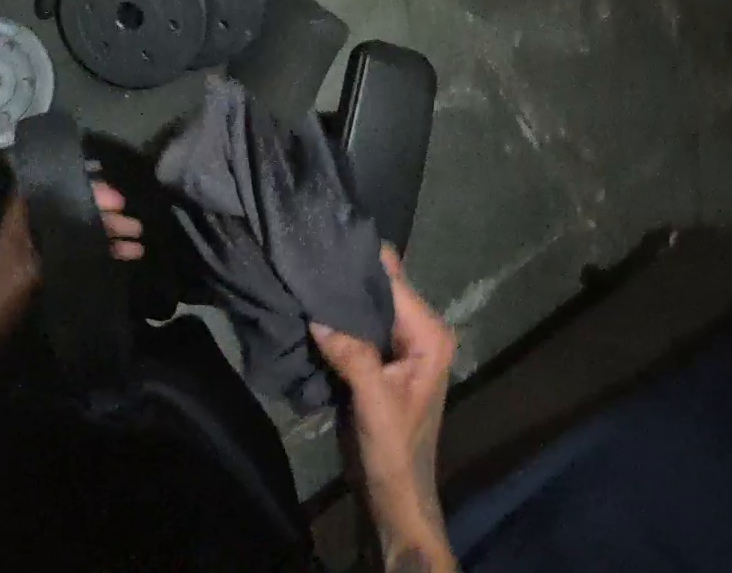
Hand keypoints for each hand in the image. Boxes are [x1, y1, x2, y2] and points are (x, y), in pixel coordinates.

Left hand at [0, 184, 140, 374]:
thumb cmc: (6, 294)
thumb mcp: (34, 264)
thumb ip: (61, 240)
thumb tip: (98, 215)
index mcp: (23, 218)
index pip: (55, 187)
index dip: (84, 186)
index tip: (112, 197)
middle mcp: (34, 227)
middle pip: (73, 208)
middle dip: (102, 211)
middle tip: (130, 219)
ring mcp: (44, 249)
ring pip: (80, 230)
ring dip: (107, 231)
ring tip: (137, 237)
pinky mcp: (52, 270)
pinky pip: (82, 252)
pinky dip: (103, 251)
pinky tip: (128, 255)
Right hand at [312, 246, 457, 566]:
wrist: (393, 489)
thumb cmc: (395, 446)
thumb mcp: (375, 400)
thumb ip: (352, 354)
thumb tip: (316, 315)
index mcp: (429, 334)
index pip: (393, 280)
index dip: (360, 261)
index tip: (323, 241)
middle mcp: (417, 330)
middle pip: (379, 286)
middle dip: (345, 273)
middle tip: (304, 256)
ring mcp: (396, 341)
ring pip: (363, 302)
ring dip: (337, 294)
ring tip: (301, 273)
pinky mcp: (376, 353)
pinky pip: (354, 320)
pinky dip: (334, 313)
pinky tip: (307, 301)